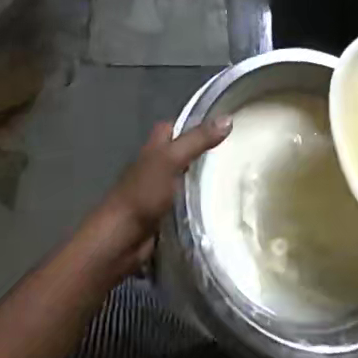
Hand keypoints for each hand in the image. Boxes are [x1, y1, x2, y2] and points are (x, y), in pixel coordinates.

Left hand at [94, 118, 229, 248]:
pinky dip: (199, 205)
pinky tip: (220, 207)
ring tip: (236, 181)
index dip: (192, 125)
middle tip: (234, 156)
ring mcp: (158, 193)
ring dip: (203, 182)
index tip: (220, 128)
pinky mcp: (163, 216)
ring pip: (184, 180)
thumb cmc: (143, 193)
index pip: (172, 128)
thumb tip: (227, 119)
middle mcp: (154, 167)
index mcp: (153, 148)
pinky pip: (185, 205)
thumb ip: (197, 141)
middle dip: (202, 155)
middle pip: (179, 154)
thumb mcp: (171, 160)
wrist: (122, 238)